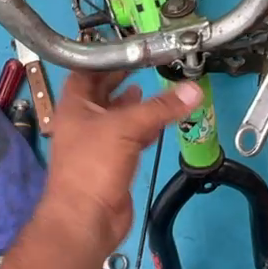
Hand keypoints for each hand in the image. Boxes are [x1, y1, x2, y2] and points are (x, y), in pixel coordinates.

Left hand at [40, 72, 198, 248]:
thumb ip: (160, 108)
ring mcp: (96, 144)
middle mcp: (82, 122)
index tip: (127, 49)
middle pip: (101, 94)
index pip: (86, 72)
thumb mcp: (126, 128)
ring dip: (133, 104)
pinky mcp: (112, 163)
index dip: (104, 59)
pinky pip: (129, 138)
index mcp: (73, 107)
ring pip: (117, 116)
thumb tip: (193, 90)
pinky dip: (144, 129)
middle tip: (143, 65)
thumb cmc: (93, 166)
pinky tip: (158, 123)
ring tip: (152, 89)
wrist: (86, 219)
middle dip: (120, 80)